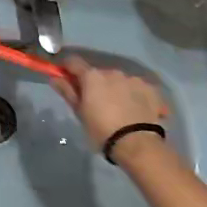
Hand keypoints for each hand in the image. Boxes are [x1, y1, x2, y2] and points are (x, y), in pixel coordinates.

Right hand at [49, 55, 170, 153]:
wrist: (137, 143)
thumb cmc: (102, 130)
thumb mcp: (80, 114)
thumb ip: (68, 92)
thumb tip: (55, 77)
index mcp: (93, 76)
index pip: (74, 62)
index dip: (68, 69)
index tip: (66, 78)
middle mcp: (113, 72)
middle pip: (99, 73)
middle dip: (96, 84)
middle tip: (97, 104)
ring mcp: (134, 79)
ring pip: (120, 80)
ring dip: (116, 89)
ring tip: (120, 111)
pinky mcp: (151, 89)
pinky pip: (138, 88)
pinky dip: (135, 96)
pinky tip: (136, 112)